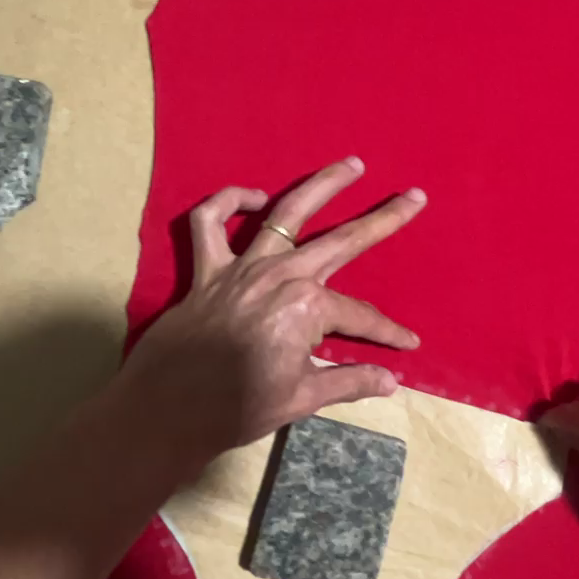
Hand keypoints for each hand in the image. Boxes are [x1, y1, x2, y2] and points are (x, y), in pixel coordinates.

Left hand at [111, 156, 427, 470]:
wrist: (164, 413)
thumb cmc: (237, 408)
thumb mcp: (302, 397)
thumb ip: (350, 381)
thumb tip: (391, 380)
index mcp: (307, 306)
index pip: (360, 316)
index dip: (387, 333)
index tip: (408, 346)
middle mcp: (280, 274)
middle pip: (342, 241)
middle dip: (382, 220)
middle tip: (414, 198)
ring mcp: (242, 266)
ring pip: (286, 211)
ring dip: (323, 185)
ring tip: (351, 165)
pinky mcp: (207, 269)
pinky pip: (210, 222)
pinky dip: (229, 203)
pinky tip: (254, 197)